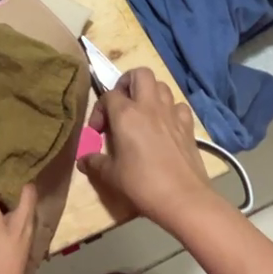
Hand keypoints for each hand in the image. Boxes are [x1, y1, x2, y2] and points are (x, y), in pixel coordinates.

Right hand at [79, 68, 214, 220]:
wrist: (184, 199)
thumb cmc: (142, 184)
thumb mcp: (111, 175)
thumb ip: (95, 162)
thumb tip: (83, 160)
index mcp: (126, 114)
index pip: (108, 95)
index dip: (99, 110)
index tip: (98, 132)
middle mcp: (149, 107)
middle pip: (140, 74)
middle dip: (127, 83)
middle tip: (121, 104)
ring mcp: (172, 114)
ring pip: (162, 86)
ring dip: (149, 94)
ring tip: (142, 114)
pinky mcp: (188, 127)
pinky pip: (179, 106)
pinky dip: (170, 110)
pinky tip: (165, 126)